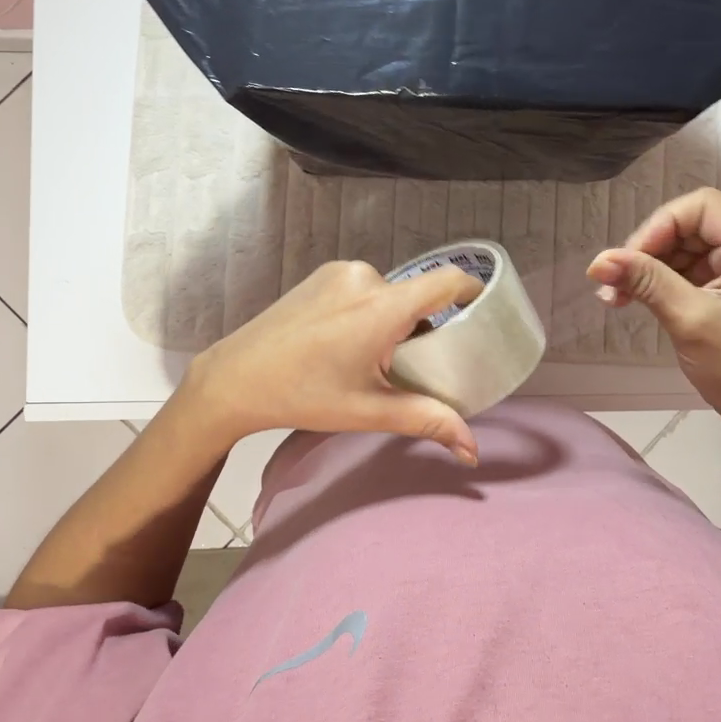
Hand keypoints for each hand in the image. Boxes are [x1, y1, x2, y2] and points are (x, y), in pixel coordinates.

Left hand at [183, 261, 485, 463]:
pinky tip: (347, 344)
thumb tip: (472, 449)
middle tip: (412, 366)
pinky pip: (363, 289)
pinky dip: (370, 311)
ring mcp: (338, 272)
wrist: (235, 378)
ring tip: (373, 361)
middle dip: (421, 328)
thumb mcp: (369, 410)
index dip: (473, 291)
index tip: (485, 311)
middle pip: (416, 296)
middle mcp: (365, 277)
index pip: (447, 281)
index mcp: (382, 306)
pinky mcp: (320, 276)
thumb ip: (427, 421)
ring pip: (388, 294)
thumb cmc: (304, 394)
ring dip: (393, 321)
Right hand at [586, 188, 720, 421]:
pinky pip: (685, 267)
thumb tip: (597, 261)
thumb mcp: (690, 320)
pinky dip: (656, 280)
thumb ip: (646, 282)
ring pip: (681, 246)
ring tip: (616, 297)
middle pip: (689, 224)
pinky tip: (631, 299)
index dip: (658, 227)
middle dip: (648, 250)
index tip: (628, 260)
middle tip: (614, 283)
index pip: (701, 208)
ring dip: (646, 267)